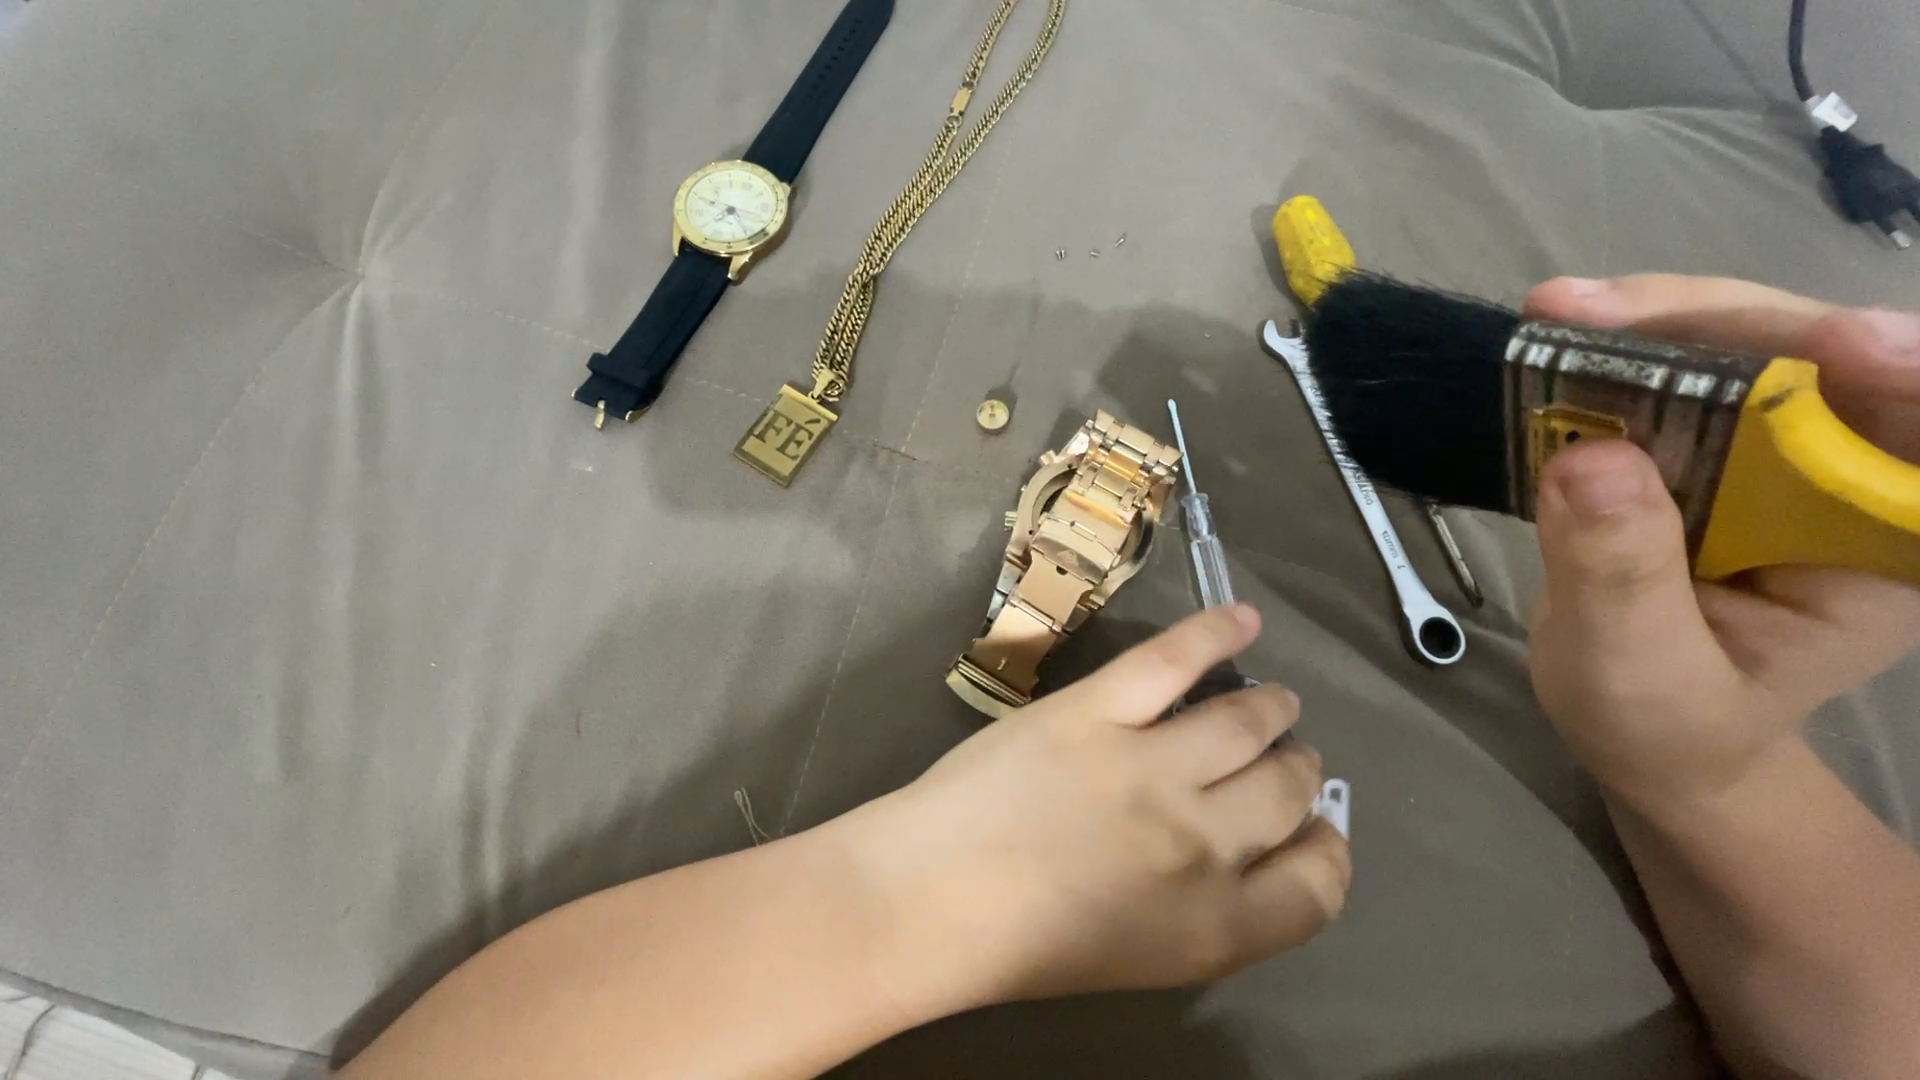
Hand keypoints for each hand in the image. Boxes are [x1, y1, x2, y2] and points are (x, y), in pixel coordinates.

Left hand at [838, 605, 1349, 1019]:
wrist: (932, 895)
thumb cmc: (1025, 944)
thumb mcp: (1142, 956)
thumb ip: (1208, 909)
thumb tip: (1245, 850)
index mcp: (1217, 926)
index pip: (1317, 886)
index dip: (1324, 849)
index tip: (1312, 828)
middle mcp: (1201, 843)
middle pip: (1286, 789)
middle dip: (1295, 769)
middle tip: (1283, 754)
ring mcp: (1149, 767)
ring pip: (1244, 722)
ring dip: (1269, 709)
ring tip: (1273, 702)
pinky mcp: (1095, 711)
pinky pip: (1172, 661)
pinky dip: (1215, 633)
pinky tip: (1243, 619)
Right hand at [1520, 275, 1919, 811]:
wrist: (1648, 731)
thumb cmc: (1661, 720)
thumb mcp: (1636, 667)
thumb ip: (1621, 574)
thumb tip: (1588, 457)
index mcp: (1886, 545)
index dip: (1900, 373)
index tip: (1834, 341)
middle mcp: (1847, 482)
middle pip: (1825, 366)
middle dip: (1724, 325)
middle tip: (1596, 313)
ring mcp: (1771, 459)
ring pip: (1744, 353)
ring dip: (1656, 323)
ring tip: (1556, 312)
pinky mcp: (1698, 452)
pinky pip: (1672, 379)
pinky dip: (1613, 351)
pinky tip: (1556, 336)